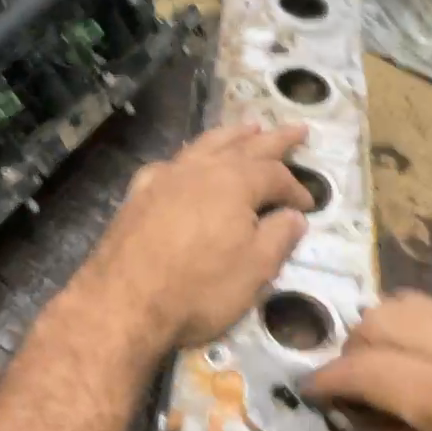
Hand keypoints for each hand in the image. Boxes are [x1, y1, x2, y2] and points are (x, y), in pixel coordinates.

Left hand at [73, 123, 313, 352]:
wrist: (123, 303)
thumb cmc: (197, 290)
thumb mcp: (254, 271)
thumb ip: (278, 238)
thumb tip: (294, 215)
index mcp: (234, 183)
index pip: (275, 175)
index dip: (295, 188)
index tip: (309, 205)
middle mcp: (199, 170)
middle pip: (243, 146)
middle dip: (274, 139)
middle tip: (297, 129)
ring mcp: (164, 178)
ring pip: (203, 146)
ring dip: (230, 136)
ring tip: (246, 128)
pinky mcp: (137, 195)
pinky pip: (170, 164)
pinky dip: (188, 157)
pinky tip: (186, 163)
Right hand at [306, 292, 431, 430]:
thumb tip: (359, 413)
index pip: (363, 366)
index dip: (327, 379)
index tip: (306, 392)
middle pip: (384, 318)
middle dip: (351, 347)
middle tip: (343, 386)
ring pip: (414, 304)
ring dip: (383, 332)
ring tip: (376, 372)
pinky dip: (417, 332)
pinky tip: (415, 369)